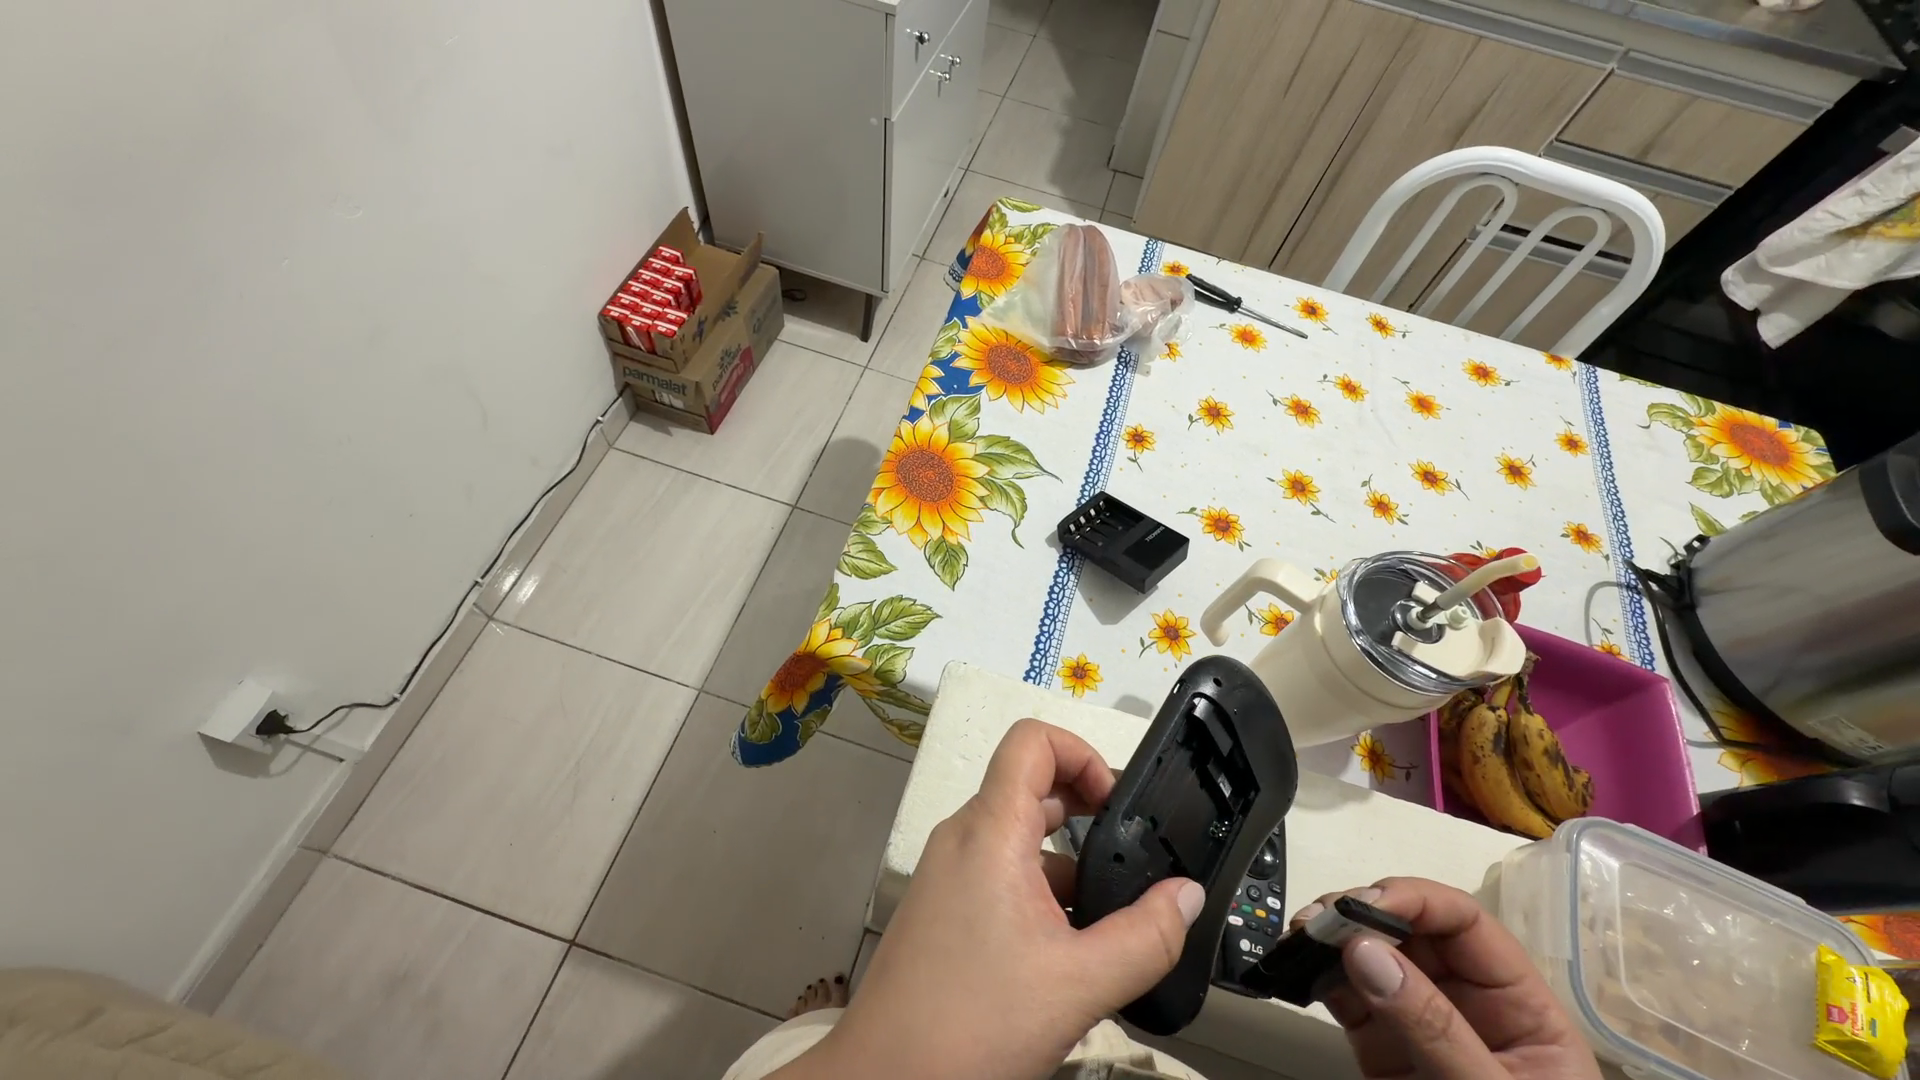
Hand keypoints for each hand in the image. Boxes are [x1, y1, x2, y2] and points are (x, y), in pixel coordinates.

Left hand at [792, 719, 1204, 1079]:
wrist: (883, 1078)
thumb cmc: (972, 1024)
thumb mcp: (1078, 985)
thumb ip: (1146, 936)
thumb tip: (1188, 896)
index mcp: (990, 831)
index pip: (1031, 741)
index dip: (1082, 752)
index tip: (1116, 802)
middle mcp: (963, 837)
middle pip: (1029, 785)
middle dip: (1086, 808)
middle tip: (1130, 852)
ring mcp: (949, 870)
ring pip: (1017, 835)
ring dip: (1067, 859)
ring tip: (1106, 911)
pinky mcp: (944, 904)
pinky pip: (999, 869)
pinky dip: (1039, 886)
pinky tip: (1068, 943)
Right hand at [1293, 878, 1599, 1079]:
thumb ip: (1434, 1028)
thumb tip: (1365, 950)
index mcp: (1518, 1006)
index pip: (1465, 923)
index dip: (1416, 898)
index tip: (1364, 902)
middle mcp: (1466, 1000)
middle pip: (1410, 929)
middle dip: (1360, 912)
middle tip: (1318, 920)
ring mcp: (1418, 1019)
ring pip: (1370, 952)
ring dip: (1331, 935)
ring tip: (1299, 936)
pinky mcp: (1379, 1042)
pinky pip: (1344, 991)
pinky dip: (1314, 972)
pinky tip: (1295, 966)